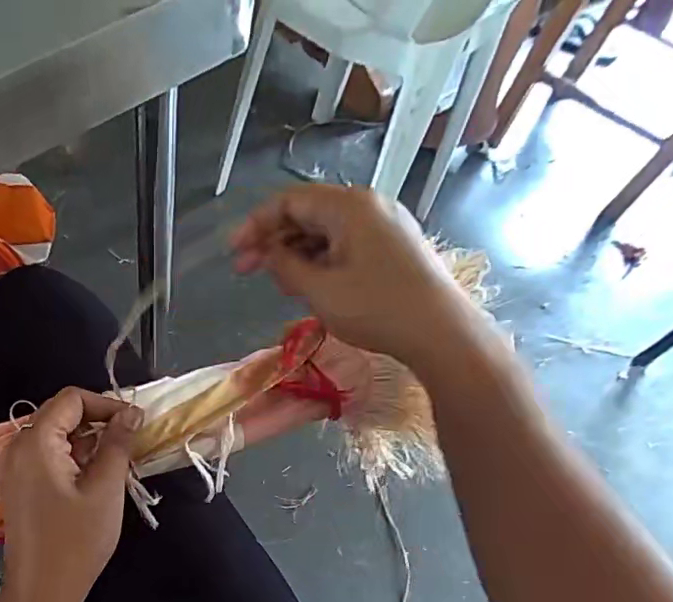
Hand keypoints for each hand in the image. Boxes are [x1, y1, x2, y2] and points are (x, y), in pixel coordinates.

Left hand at [0, 388, 143, 601]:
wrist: (41, 594)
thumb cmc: (75, 543)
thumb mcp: (105, 490)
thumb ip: (117, 444)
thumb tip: (131, 412)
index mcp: (35, 442)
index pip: (71, 399)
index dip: (106, 404)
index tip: (136, 424)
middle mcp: (18, 449)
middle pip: (61, 415)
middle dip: (98, 423)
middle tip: (131, 445)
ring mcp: (15, 470)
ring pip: (56, 438)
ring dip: (89, 444)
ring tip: (118, 467)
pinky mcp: (20, 488)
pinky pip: (48, 460)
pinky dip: (74, 461)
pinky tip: (96, 482)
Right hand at [231, 184, 492, 375]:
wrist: (438, 329)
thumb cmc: (376, 308)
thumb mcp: (320, 290)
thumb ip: (286, 267)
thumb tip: (269, 253)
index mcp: (348, 206)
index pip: (290, 201)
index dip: (256, 224)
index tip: (234, 251)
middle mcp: (367, 205)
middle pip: (307, 213)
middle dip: (273, 240)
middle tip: (245, 270)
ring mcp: (383, 224)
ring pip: (325, 230)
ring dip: (295, 253)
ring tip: (278, 284)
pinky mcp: (391, 246)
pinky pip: (345, 243)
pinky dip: (319, 259)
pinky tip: (308, 284)